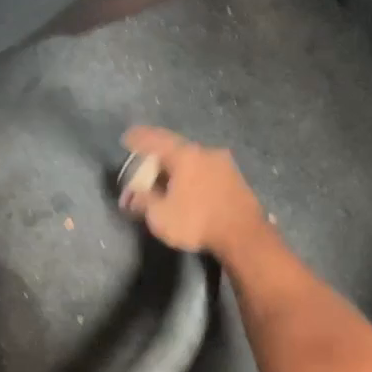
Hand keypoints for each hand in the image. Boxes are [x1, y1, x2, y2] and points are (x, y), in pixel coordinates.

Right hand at [119, 126, 266, 255]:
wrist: (243, 234)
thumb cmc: (196, 221)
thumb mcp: (160, 215)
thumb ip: (142, 201)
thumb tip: (129, 196)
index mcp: (185, 155)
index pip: (156, 140)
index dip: (139, 138)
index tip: (128, 137)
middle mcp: (206, 152)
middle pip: (175, 151)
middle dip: (157, 161)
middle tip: (145, 171)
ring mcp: (224, 164)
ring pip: (192, 162)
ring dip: (176, 171)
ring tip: (166, 184)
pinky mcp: (236, 179)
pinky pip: (205, 172)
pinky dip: (191, 178)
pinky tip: (188, 192)